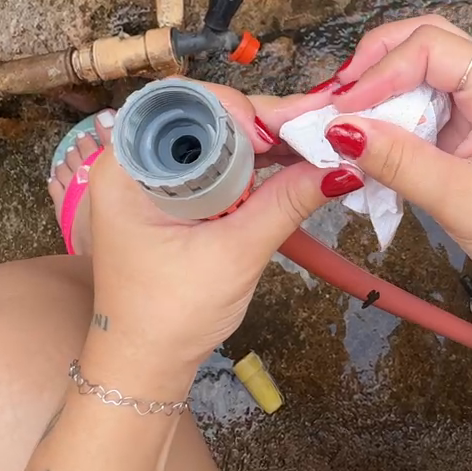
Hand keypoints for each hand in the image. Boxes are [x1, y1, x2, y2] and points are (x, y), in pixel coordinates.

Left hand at [81, 83, 344, 370]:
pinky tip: (298, 160)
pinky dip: (261, 160)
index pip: (182, 105)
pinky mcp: (182, 193)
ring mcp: (160, 176)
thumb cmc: (172, 314)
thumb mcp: (235, 254)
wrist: (145, 365)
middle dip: (264, 119)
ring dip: (269, 138)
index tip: (278, 134)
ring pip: (222, 134)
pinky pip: (224, 160)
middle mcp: (139, 159)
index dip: (235, 108)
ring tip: (319, 138)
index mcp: (128, 167)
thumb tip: (344, 165)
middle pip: (208, 114)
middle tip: (318, 126)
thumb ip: (285, 204)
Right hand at [319, 18, 471, 301]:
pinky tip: (369, 139)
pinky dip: (391, 114)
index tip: (343, 109)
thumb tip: (339, 129)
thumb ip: (400, 161)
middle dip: (375, 61)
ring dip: (380, 87)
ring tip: (344, 118)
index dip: (380, 69)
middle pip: (424, 40)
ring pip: (419, 71)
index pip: (429, 45)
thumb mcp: (462, 199)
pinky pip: (423, 104)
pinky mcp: (468, 129)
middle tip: (337, 98)